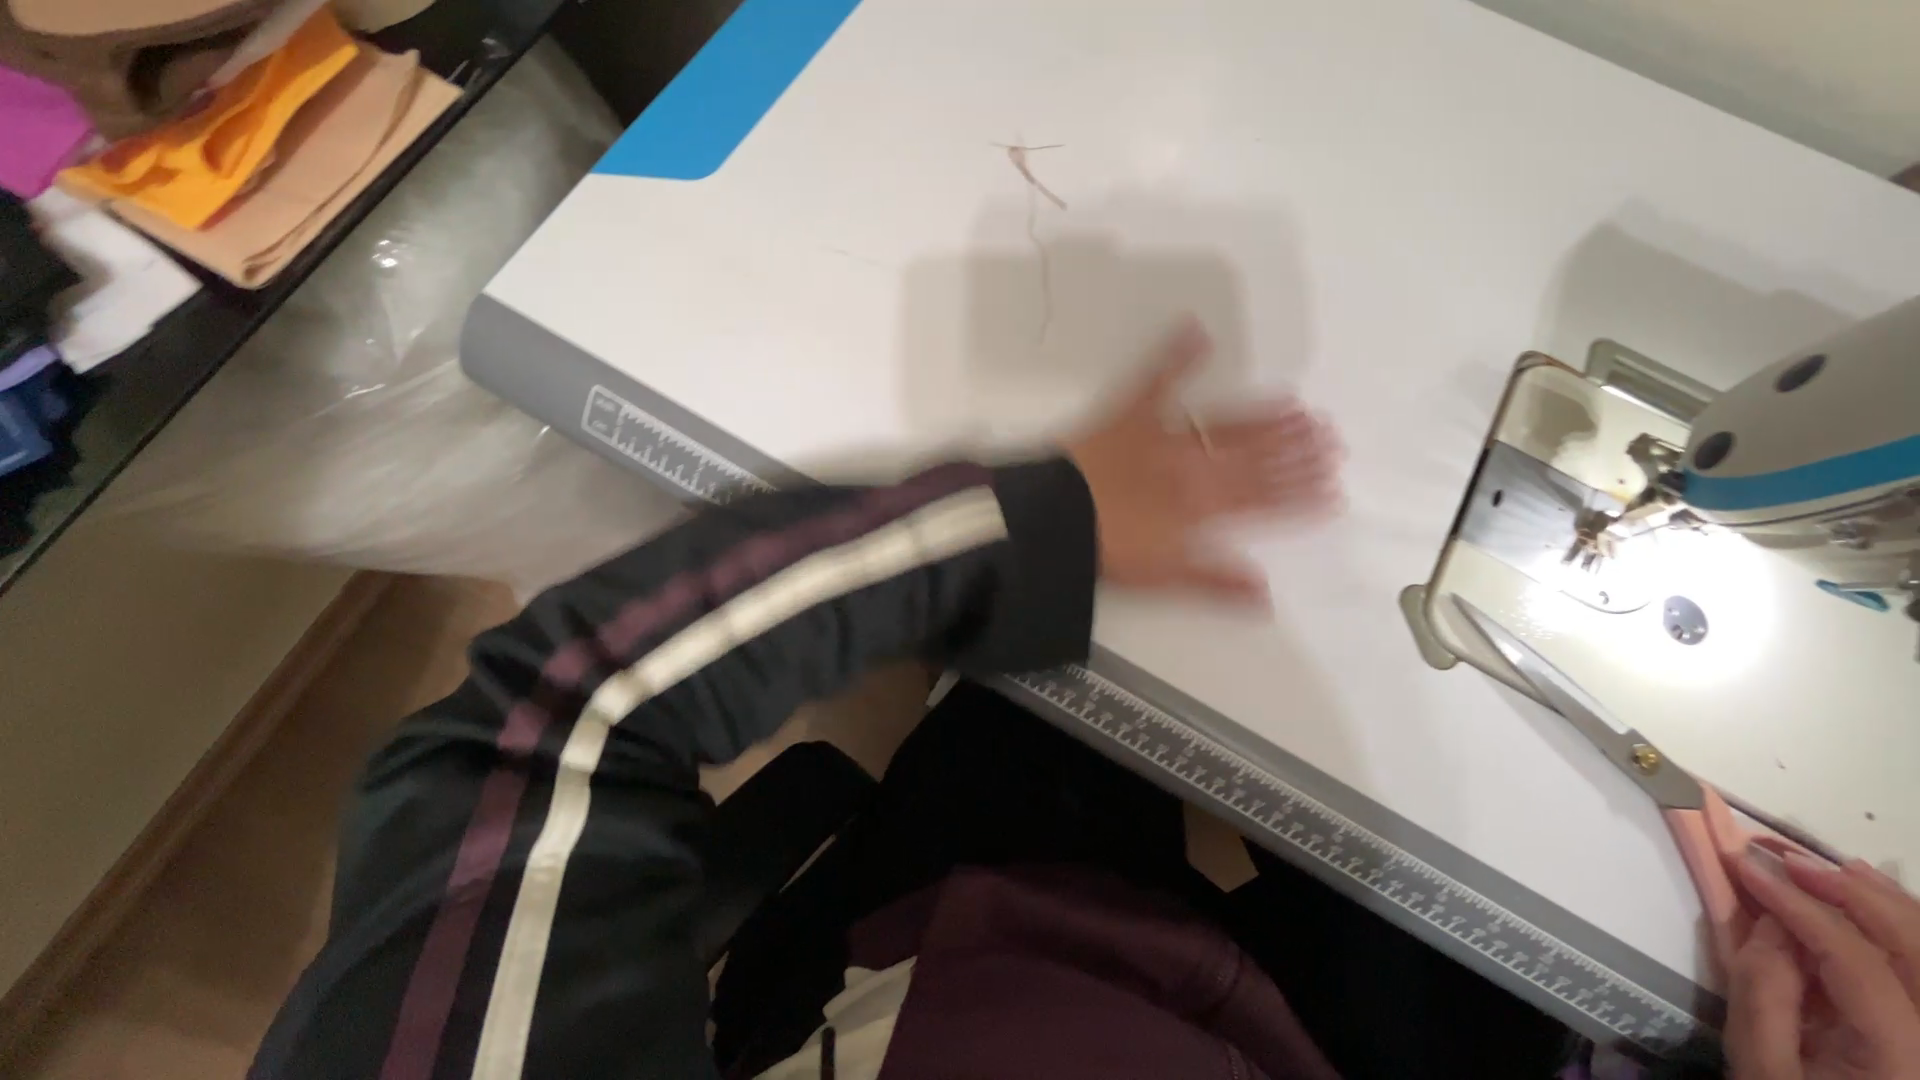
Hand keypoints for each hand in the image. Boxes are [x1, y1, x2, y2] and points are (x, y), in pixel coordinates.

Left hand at [1065, 318, 1341, 604]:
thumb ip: (1215, 582)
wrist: (1052, 519)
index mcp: (1201, 506)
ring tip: (1297, 405)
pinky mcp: (1130, 413)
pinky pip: (1157, 377)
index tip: (1330, 490)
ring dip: (1264, 417)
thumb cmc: (1104, 549)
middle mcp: (1192, 466)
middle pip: (1253, 458)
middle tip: (1330, 439)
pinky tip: (1197, 328)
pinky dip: (1177, 352)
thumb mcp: (1161, 575)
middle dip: (1295, 451)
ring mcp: (1164, 436)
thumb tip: (1265, 596)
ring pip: (1225, 424)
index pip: (1262, 499)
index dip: (1298, 495)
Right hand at [1725, 847, 1919, 1079]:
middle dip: (1849, 890)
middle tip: (1783, 855)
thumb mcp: (1761, 1065)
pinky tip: (1866, 894)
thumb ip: (1763, 993)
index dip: (1797, 904)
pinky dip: (1903, 923)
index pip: (1855, 959)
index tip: (1742, 863)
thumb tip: (1767, 923)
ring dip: (1881, 898)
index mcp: (1905, 1058)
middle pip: (1916, 947)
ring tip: (1820, 864)